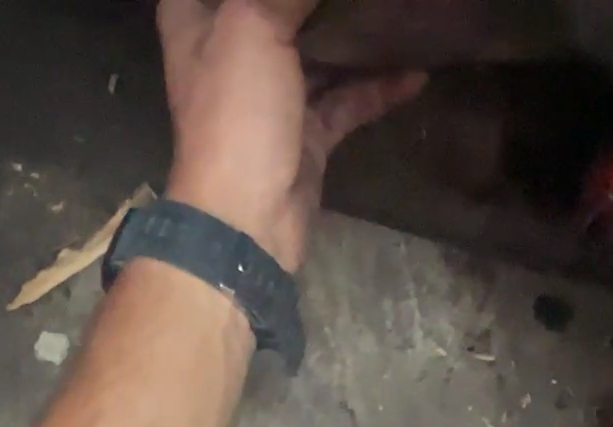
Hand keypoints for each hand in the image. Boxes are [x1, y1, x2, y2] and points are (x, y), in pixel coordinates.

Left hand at [157, 0, 424, 272]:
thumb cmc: (237, 114)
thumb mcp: (254, 27)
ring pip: (320, 55)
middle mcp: (231, 50)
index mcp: (198, 16)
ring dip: (357, 39)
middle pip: (282, 11)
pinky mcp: (307, 135)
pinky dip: (377, 89)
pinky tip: (415, 72)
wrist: (249, 218)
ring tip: (398, 16)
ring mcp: (272, 97)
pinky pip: (346, 101)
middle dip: (325, 2)